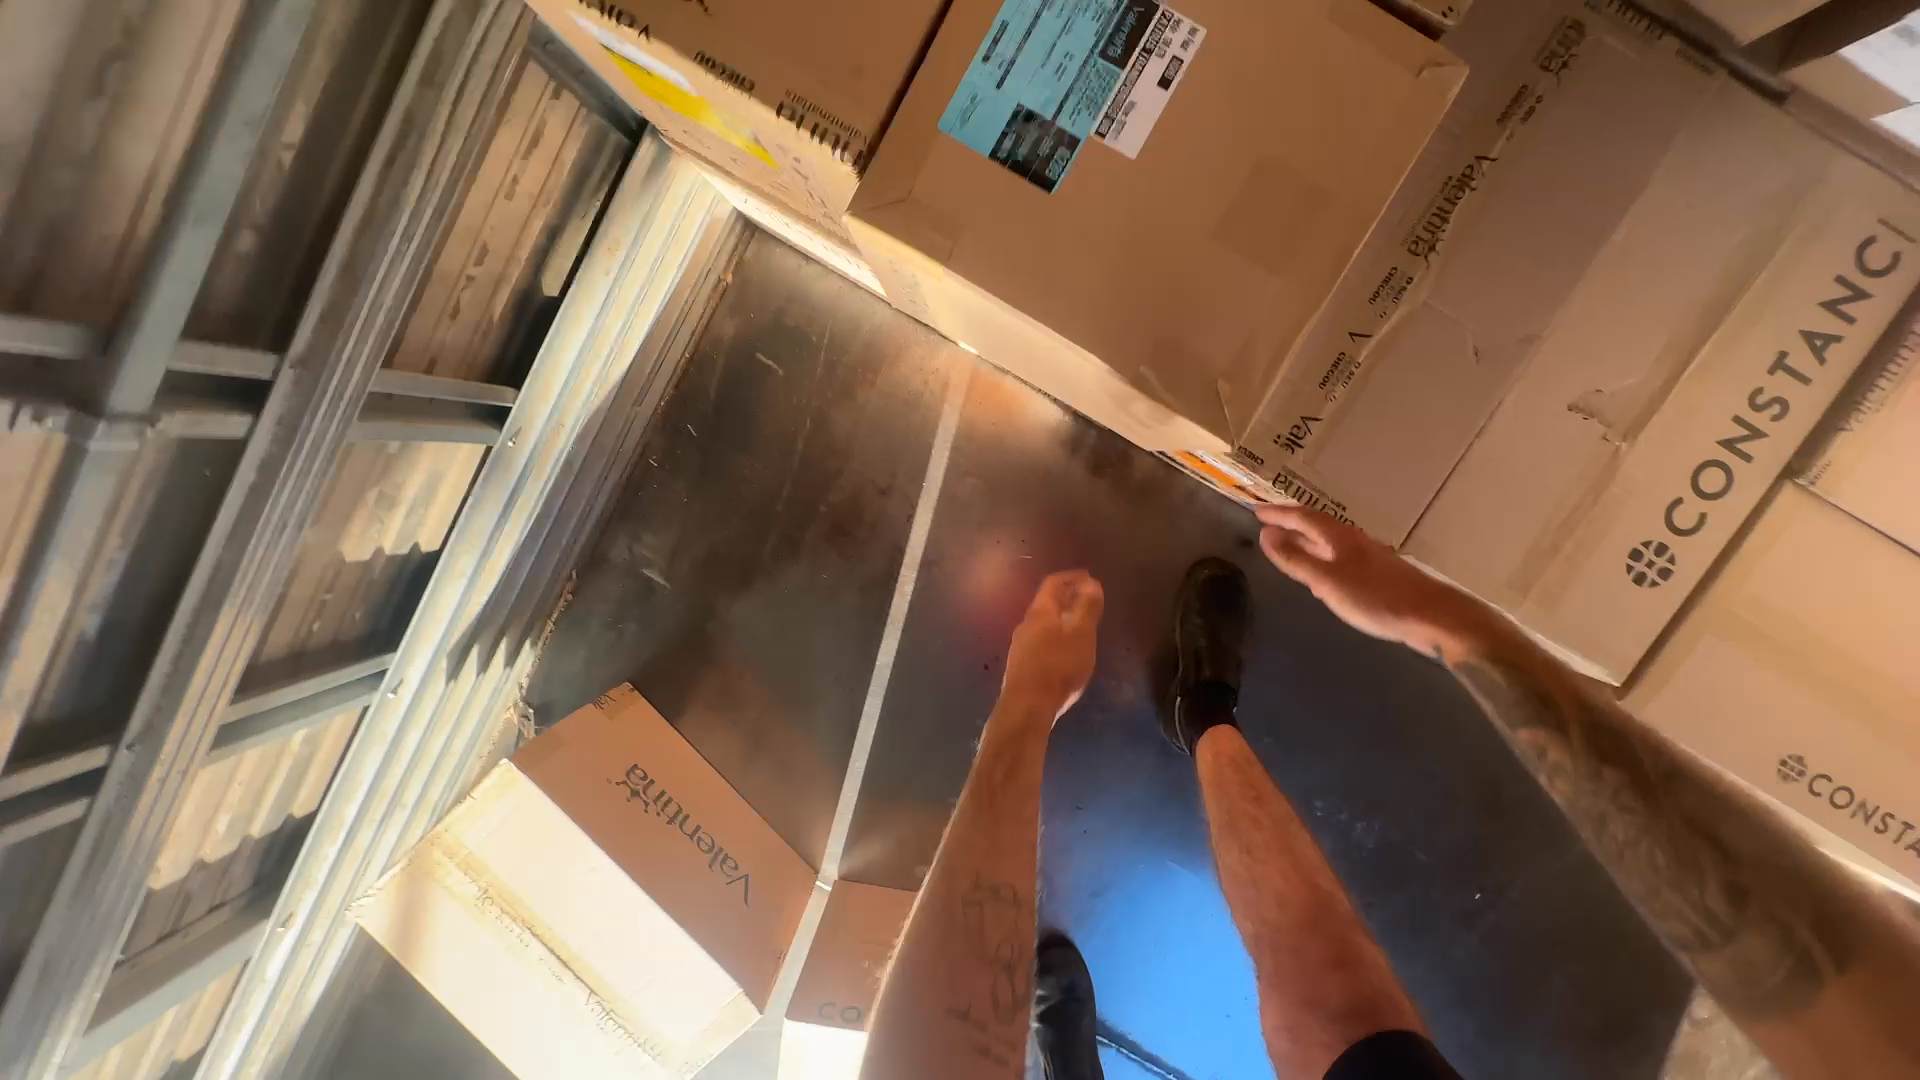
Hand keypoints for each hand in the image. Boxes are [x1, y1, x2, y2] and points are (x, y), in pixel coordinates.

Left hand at [1002, 570, 1105, 719]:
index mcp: (1040, 612)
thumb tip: (1091, 583)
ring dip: (1061, 620)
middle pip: (1046, 603)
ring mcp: (1021, 646)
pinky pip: (1040, 642)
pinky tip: (1066, 654)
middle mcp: (1026, 624)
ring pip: (1043, 624)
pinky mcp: (1021, 666)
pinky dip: (1055, 638)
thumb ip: (1086, 607)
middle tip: (1088, 602)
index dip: (1071, 577)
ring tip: (1081, 628)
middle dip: (1067, 599)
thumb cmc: (1059, 666)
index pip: (1053, 583)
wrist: (1027, 706)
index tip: (1088, 578)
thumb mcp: (1081, 634)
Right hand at [1254, 505, 1506, 661]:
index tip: (1257, 511)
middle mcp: (1352, 540)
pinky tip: (1321, 569)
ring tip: (1288, 542)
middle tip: (1268, 523)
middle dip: (1291, 522)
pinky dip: (1321, 554)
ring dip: (1306, 538)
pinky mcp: (1377, 573)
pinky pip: (1339, 554)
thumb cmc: (1374, 597)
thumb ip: (1295, 559)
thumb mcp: (1325, 581)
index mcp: (1338, 538)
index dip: (1279, 514)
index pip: (1302, 517)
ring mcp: (1367, 556)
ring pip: (1329, 540)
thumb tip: (1266, 534)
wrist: (1431, 616)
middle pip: (1317, 524)